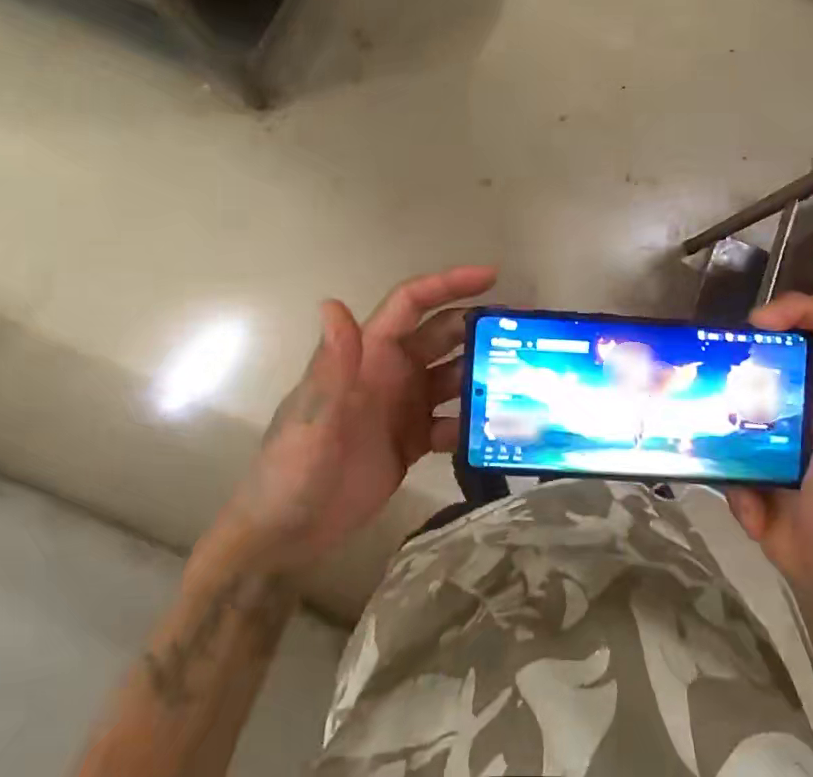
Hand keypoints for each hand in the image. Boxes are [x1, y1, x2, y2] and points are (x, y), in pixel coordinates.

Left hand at [211, 266, 496, 571]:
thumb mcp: (312, 421)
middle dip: (480, 328)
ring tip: (524, 383)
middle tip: (526, 334)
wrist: (286, 535)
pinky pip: (453, 422)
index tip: (493, 277)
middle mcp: (390, 373)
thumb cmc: (292, 473)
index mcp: (367, 357)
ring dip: (484, 377)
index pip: (411, 305)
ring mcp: (404, 407)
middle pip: (443, 336)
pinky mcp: (414, 441)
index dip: (449, 285)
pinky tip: (499, 434)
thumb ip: (331, 368)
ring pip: (454, 378)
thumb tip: (333, 303)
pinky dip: (475, 424)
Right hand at [726, 293, 812, 604]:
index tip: (756, 323)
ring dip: (719, 391)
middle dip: (743, 347)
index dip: (798, 309)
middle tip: (712, 357)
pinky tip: (714, 463)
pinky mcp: (753, 455)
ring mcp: (778, 428)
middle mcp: (811, 400)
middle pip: (777, 351)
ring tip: (690, 394)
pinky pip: (727, 436)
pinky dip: (717, 445)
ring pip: (743, 390)